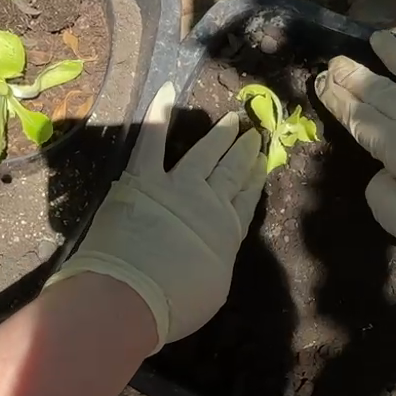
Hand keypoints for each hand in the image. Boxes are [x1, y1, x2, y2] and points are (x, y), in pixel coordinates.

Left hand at [49, 82, 266, 351]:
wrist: (130, 295)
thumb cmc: (174, 304)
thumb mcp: (213, 289)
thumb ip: (217, 260)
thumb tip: (214, 246)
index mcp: (227, 231)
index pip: (247, 197)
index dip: (256, 176)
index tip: (264, 157)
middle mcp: (208, 201)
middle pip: (231, 171)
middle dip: (243, 150)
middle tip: (253, 131)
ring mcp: (175, 185)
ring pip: (204, 152)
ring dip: (219, 135)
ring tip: (232, 119)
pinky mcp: (142, 178)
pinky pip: (152, 139)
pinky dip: (160, 114)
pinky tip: (167, 91)